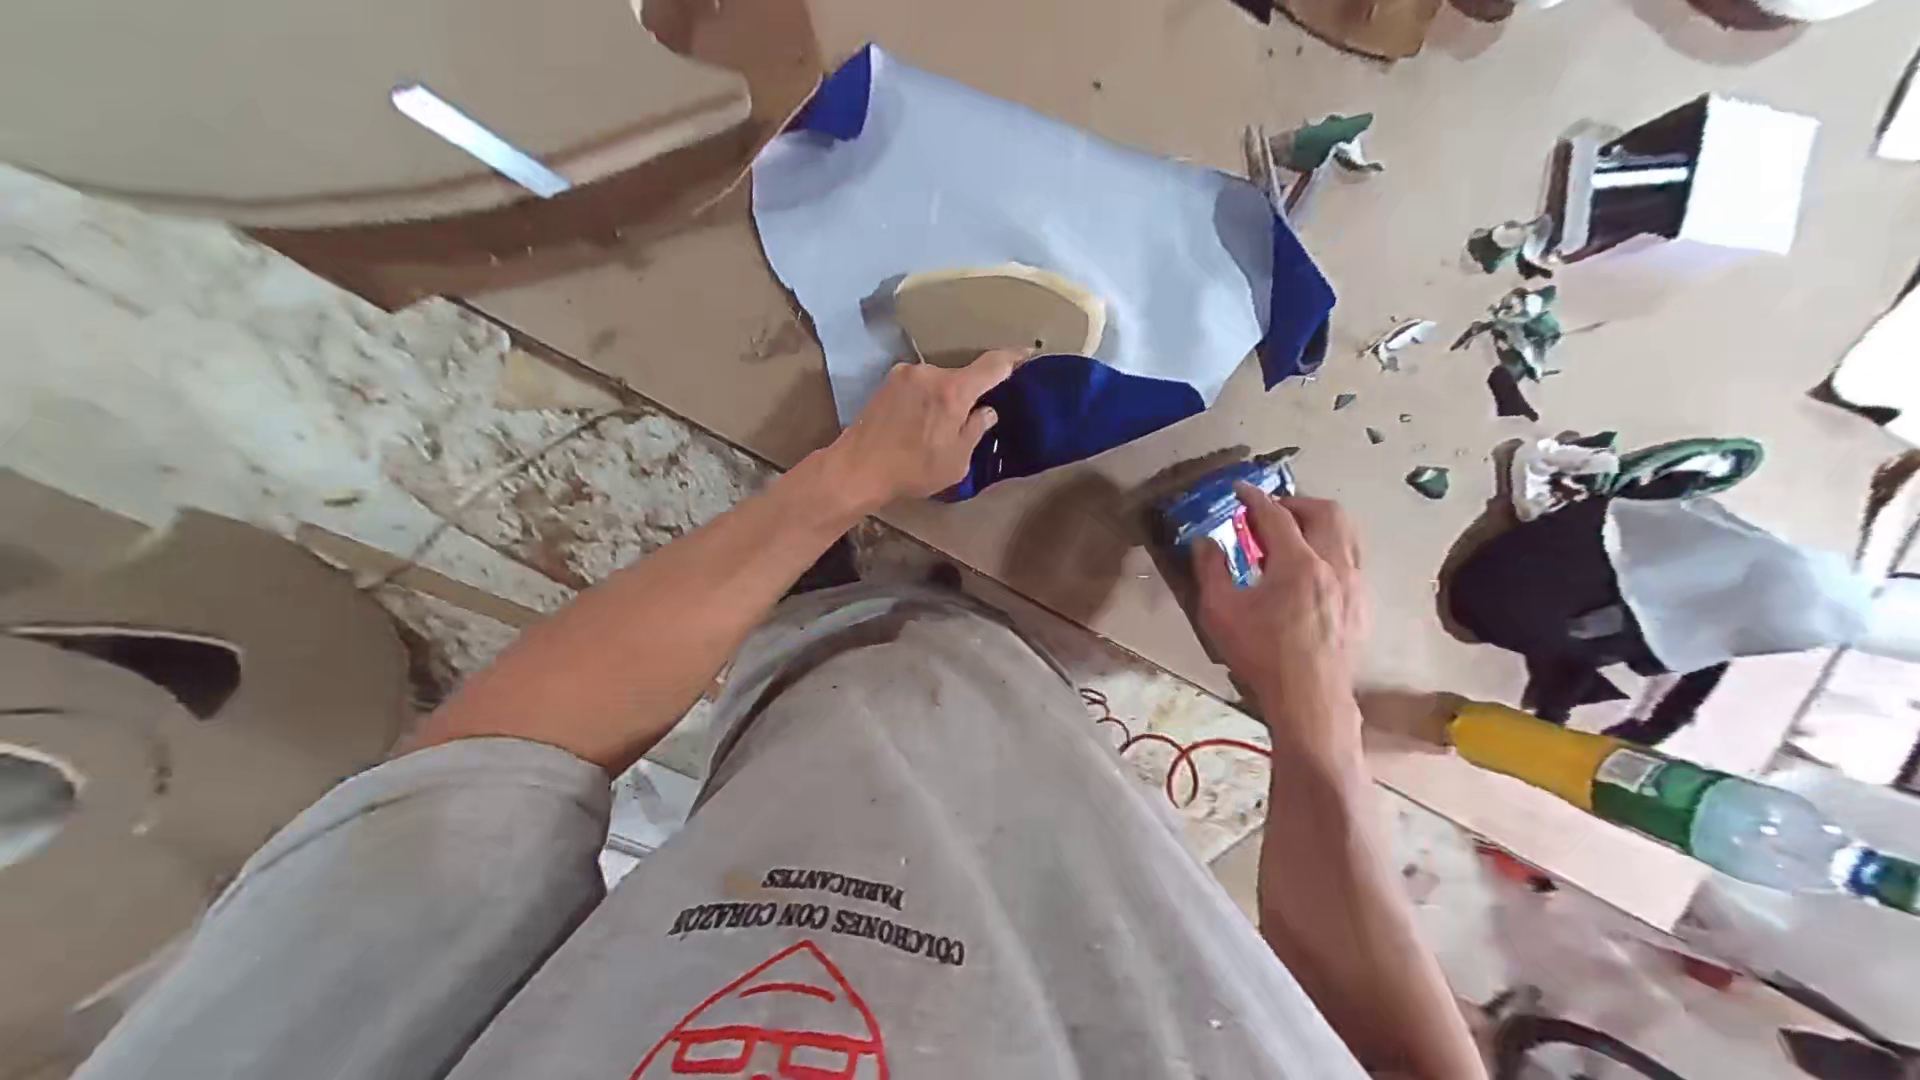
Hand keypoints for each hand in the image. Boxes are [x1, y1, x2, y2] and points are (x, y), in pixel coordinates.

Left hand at [822, 350, 1016, 509]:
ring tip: (938, 428)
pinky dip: (926, 399)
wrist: (857, 469)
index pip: (993, 364)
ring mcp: (905, 374)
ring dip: (945, 398)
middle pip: (963, 375)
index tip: (1028, 354)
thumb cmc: (912, 470)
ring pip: (939, 381)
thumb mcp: (956, 461)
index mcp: (953, 390)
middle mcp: (929, 373)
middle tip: (969, 421)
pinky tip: (919, 423)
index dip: (1014, 358)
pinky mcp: (887, 382)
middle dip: (971, 393)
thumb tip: (987, 411)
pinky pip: (919, 385)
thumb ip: (976, 430)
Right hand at [1195, 486, 1367, 756]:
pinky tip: (1311, 571)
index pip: (1276, 516)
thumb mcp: (1220, 612)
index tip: (1240, 489)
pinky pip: (1353, 559)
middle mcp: (1334, 565)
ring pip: (1347, 533)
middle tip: (1271, 510)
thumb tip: (1205, 542)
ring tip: (1294, 535)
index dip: (1255, 498)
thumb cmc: (1260, 654)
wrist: (1309, 698)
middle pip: (1326, 512)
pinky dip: (1331, 549)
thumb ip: (1210, 570)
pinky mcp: (1363, 604)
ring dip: (1319, 523)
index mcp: (1297, 564)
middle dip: (1296, 502)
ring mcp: (1355, 585)